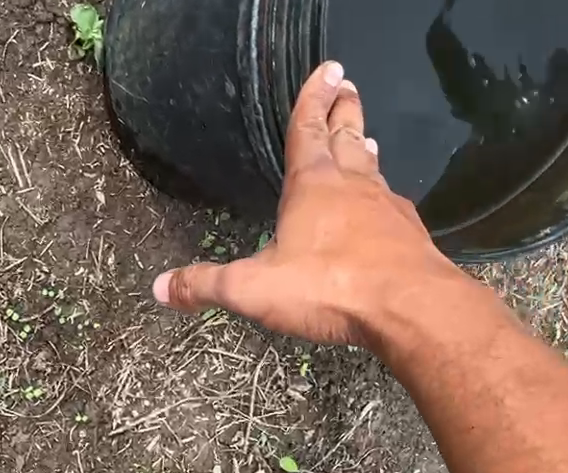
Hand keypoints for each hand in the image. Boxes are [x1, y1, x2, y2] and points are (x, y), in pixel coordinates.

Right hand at [153, 61, 467, 347]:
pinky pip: (389, 203)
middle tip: (346, 85)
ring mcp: (383, 208)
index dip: (312, 100)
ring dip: (363, 148)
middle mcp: (351, 187)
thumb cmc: (326, 287)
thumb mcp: (250, 289)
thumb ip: (205, 285)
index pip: (308, 132)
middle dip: (343, 110)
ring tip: (363, 138)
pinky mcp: (405, 235)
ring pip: (370, 168)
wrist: (407, 307)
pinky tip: (381, 203)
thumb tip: (160, 287)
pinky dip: (381, 194)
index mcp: (311, 187)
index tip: (325, 70)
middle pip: (347, 137)